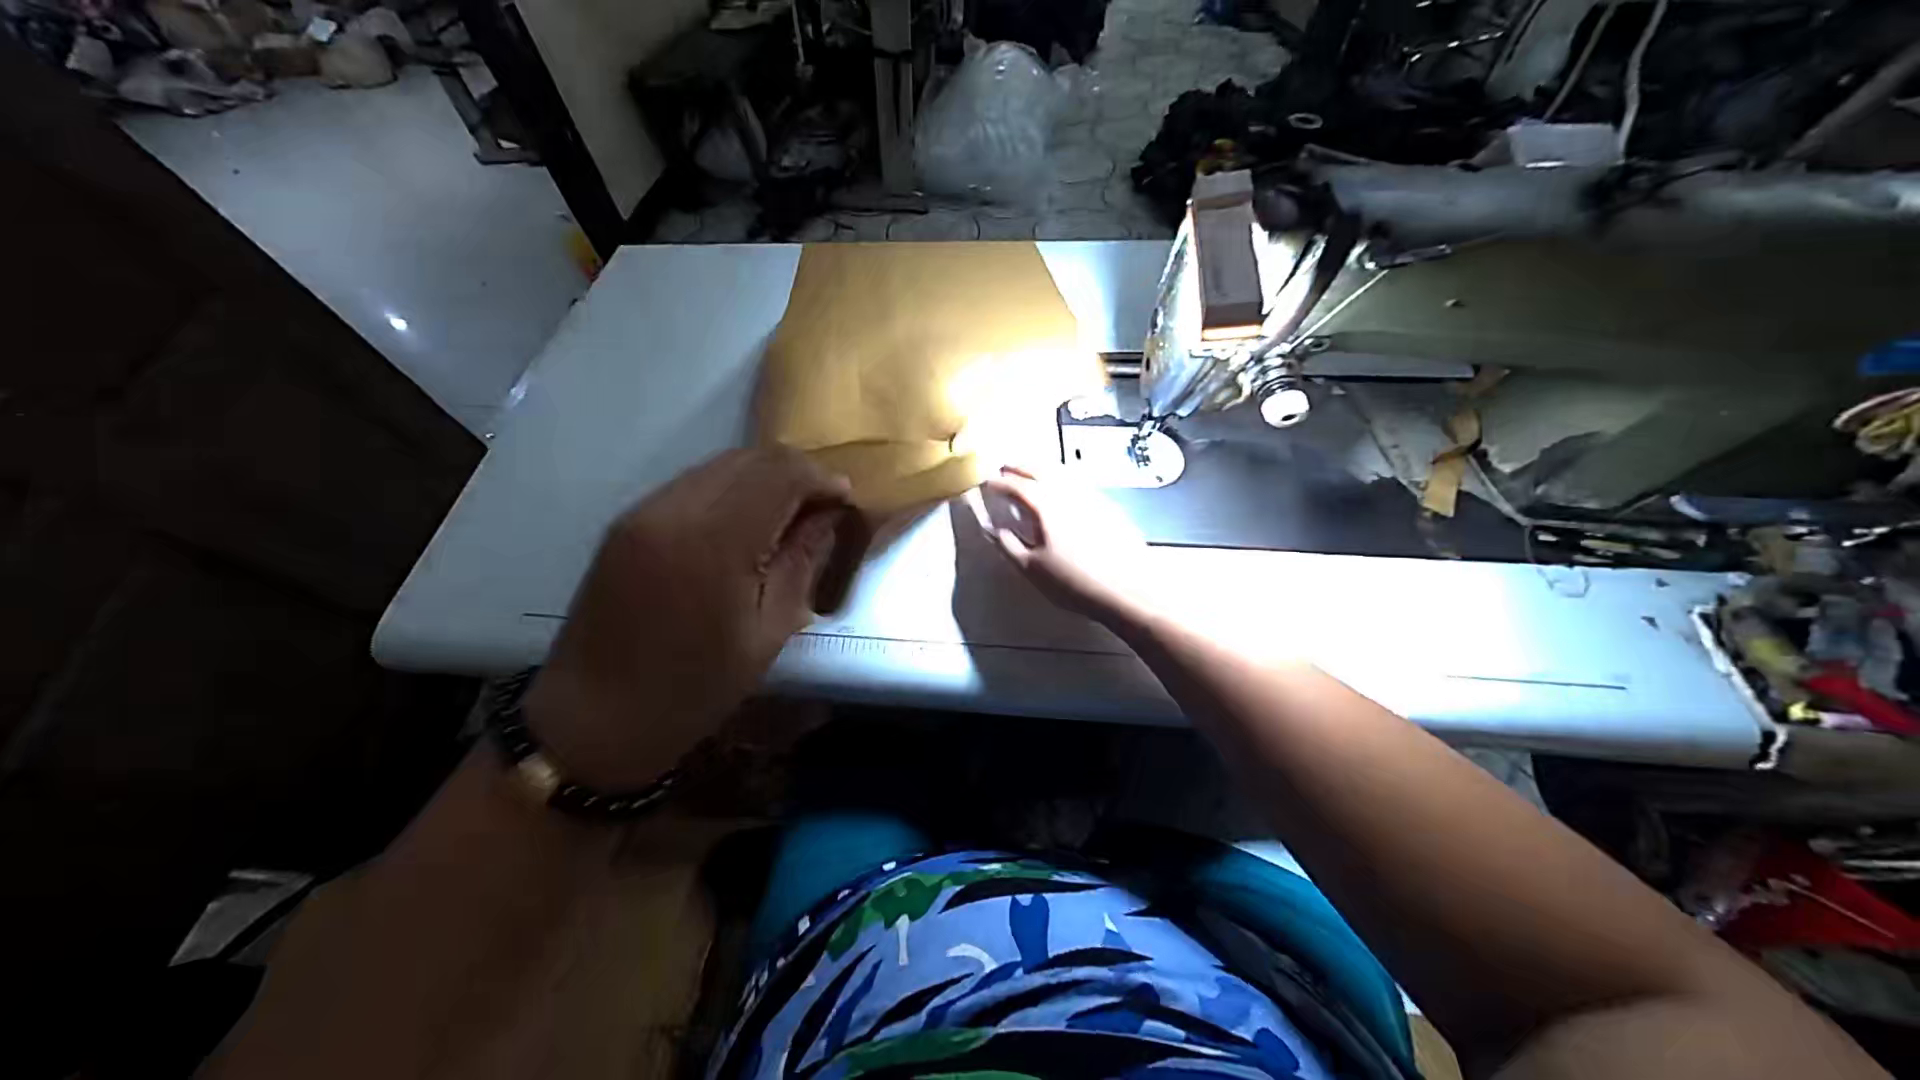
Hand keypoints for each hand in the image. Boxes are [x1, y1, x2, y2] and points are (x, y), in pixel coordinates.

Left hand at [525, 447, 851, 788]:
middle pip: (750, 457)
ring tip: (786, 515)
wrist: (593, 718)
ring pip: (719, 464)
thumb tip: (828, 516)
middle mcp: (674, 509)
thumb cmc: (693, 689)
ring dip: (762, 478)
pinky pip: (692, 484)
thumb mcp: (766, 634)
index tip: (844, 501)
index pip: (780, 473)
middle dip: (795, 472)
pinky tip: (743, 524)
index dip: (820, 477)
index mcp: (714, 542)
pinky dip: (729, 490)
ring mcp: (643, 511)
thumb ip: (801, 562)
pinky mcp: (627, 521)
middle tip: (821, 508)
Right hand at [967, 466, 1158, 627]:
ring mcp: (1092, 496)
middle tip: (1005, 470)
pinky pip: (1080, 485)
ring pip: (1062, 473)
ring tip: (1031, 477)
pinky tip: (1064, 495)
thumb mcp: (1031, 568)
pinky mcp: (1110, 507)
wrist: (1127, 591)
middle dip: (1019, 468)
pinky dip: (1064, 482)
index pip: (1014, 484)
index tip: (986, 483)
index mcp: (1045, 503)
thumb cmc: (1074, 582)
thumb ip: (1007, 544)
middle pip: (1040, 469)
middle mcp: (1068, 492)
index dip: (997, 482)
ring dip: (1042, 471)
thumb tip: (993, 528)